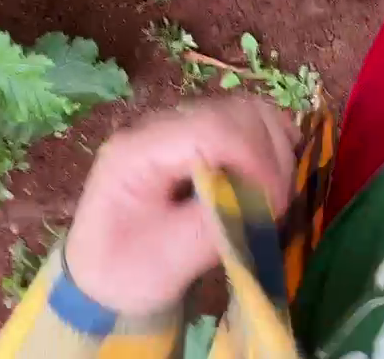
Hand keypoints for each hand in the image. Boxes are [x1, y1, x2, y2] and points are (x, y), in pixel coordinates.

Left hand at [63, 98, 298, 315]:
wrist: (103, 274)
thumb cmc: (125, 272)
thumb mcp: (162, 263)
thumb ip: (212, 226)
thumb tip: (265, 199)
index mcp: (138, 150)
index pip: (209, 129)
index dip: (253, 155)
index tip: (275, 197)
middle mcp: (161, 124)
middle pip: (233, 113)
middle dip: (268, 153)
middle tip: (280, 201)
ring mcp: (183, 123)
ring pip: (247, 110)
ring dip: (274, 144)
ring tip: (278, 190)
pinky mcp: (201, 131)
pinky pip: (248, 118)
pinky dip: (271, 138)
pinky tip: (276, 169)